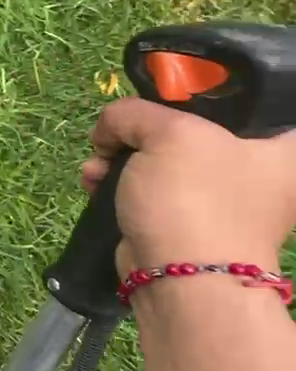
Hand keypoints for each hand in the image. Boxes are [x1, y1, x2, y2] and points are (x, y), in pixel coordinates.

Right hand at [82, 97, 295, 272]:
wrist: (184, 274)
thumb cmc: (195, 198)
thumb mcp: (169, 133)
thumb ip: (134, 113)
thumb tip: (111, 131)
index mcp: (284, 146)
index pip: (246, 102)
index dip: (195, 96)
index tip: (160, 107)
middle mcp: (261, 166)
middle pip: (187, 127)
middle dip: (137, 132)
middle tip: (115, 141)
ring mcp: (222, 193)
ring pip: (157, 155)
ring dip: (115, 157)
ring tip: (96, 169)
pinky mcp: (186, 214)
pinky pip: (145, 183)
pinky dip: (114, 181)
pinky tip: (94, 185)